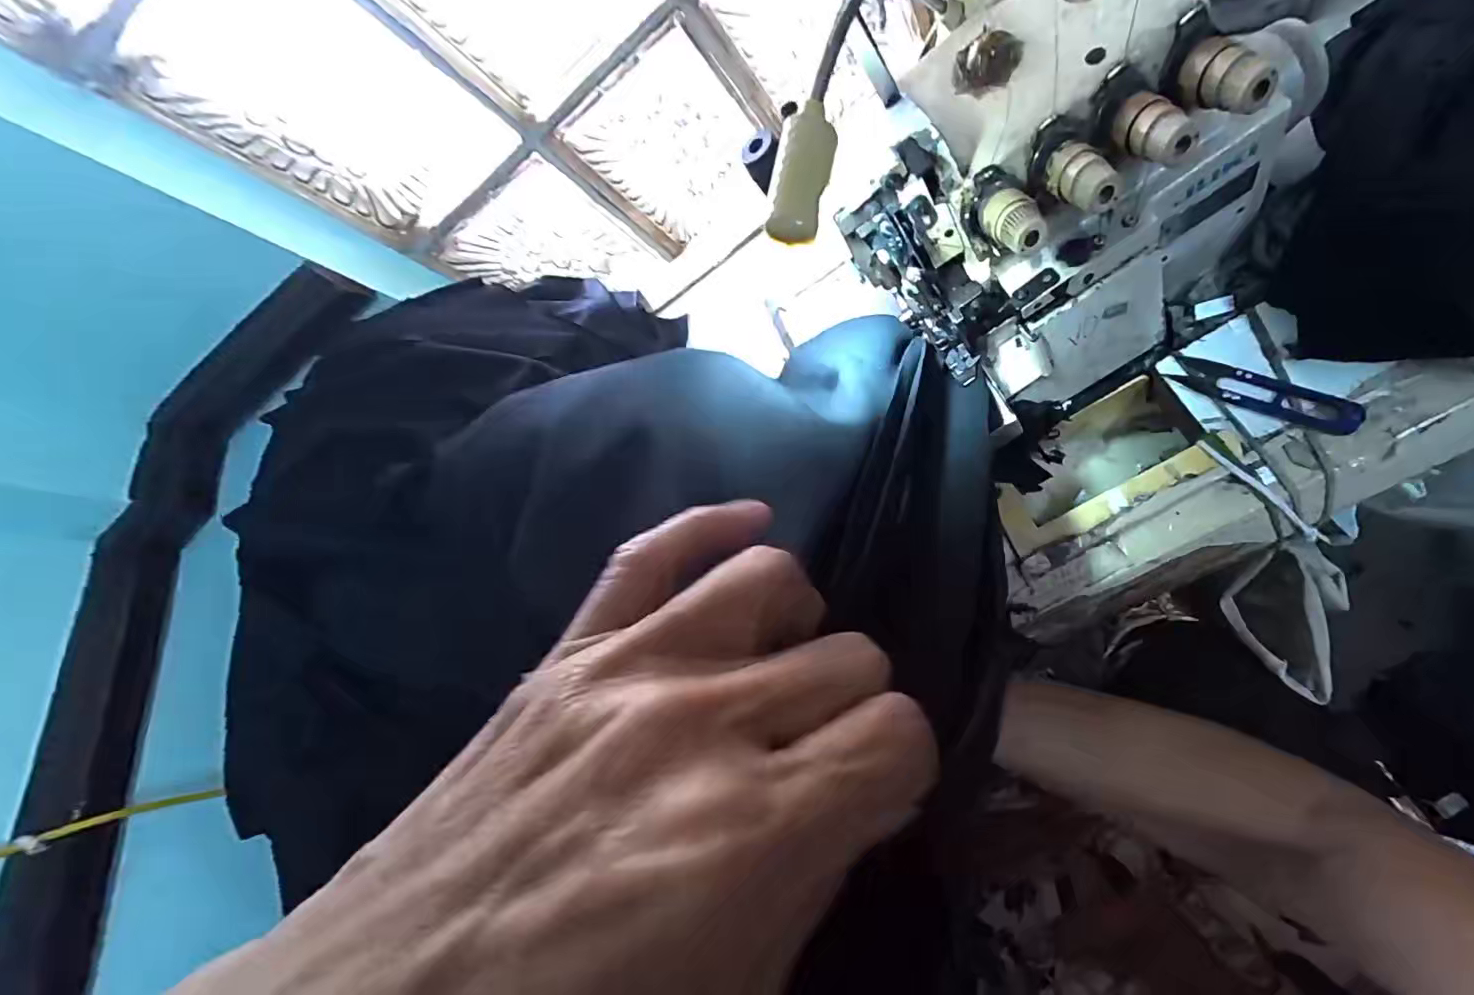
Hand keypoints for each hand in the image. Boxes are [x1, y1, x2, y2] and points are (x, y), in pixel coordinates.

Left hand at [176, 501, 937, 994]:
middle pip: (850, 657)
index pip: (897, 733)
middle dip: (857, 706)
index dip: (903, 764)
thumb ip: (820, 869)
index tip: (878, 789)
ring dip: (801, 623)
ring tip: (781, 666)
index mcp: (752, 831)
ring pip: (770, 578)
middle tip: (826, 750)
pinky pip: (651, 551)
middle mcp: (701, 725)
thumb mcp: (740, 985)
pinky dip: (709, 526)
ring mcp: (628, 671)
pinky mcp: (569, 652)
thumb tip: (863, 787)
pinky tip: (748, 525)